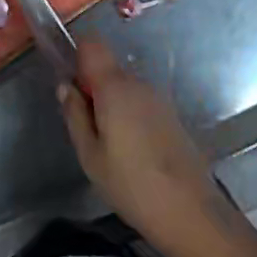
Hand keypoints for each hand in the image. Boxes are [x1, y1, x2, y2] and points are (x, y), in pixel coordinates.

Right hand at [60, 40, 256, 256]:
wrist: (191, 211)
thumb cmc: (132, 185)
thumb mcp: (90, 156)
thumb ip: (75, 115)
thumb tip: (65, 85)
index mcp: (114, 86)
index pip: (92, 44)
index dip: (77, 55)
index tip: (70, 83)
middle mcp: (138, 83)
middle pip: (108, 68)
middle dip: (92, 87)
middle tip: (85, 127)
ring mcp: (158, 97)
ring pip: (124, 86)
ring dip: (111, 103)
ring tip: (107, 145)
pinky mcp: (170, 114)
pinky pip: (140, 101)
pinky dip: (128, 115)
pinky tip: (130, 151)